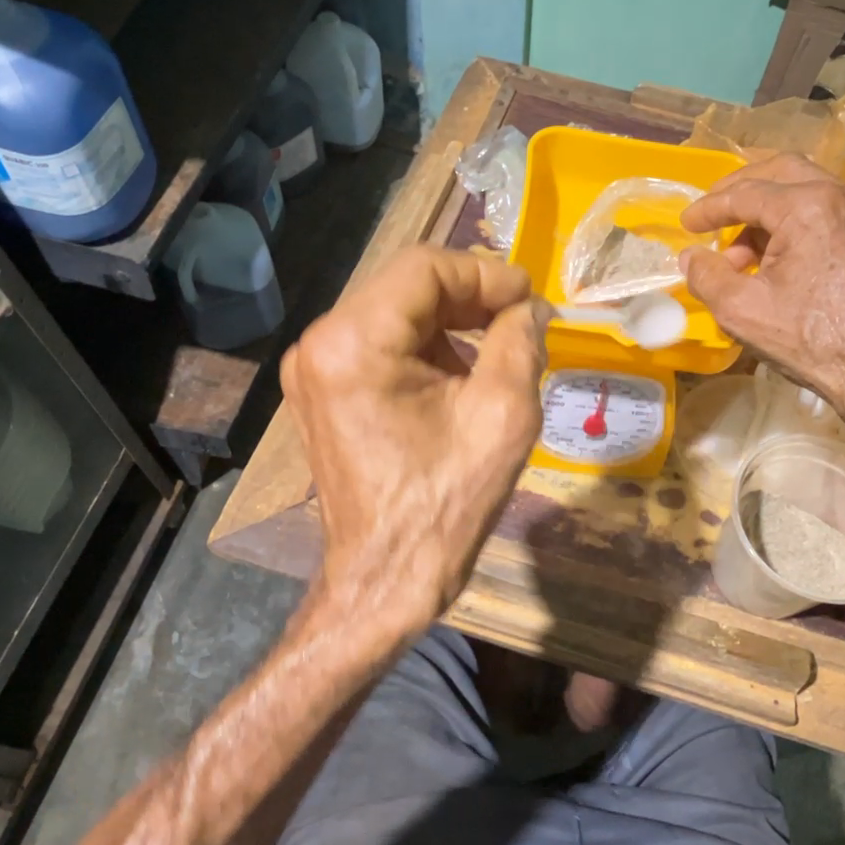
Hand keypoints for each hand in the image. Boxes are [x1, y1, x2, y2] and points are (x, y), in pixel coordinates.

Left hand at [282, 247, 548, 644]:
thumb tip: (530, 308)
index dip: (485, 274)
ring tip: (498, 351)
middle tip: (521, 320)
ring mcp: (314, 370)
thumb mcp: (502, 415)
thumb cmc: (446, 504)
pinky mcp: (322, 393)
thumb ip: (520, 342)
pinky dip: (425, 349)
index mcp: (353, 342)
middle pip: (406, 287)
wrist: (387, 578)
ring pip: (395, 314)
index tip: (529, 300)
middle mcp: (320, 344)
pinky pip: (380, 346)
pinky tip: (461, 377)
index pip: (424, 267)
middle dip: (470, 297)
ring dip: (450, 323)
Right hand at [678, 154, 844, 434]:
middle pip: (780, 173)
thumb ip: (707, 275)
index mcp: (808, 207)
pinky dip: (793, 220)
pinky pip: (825, 208)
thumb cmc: (808, 339)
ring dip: (766, 209)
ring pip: (804, 188)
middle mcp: (841, 196)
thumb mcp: (741, 310)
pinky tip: (774, 256)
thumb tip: (691, 257)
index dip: (709, 208)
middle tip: (712, 214)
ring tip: (740, 251)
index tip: (686, 224)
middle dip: (740, 191)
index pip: (746, 193)